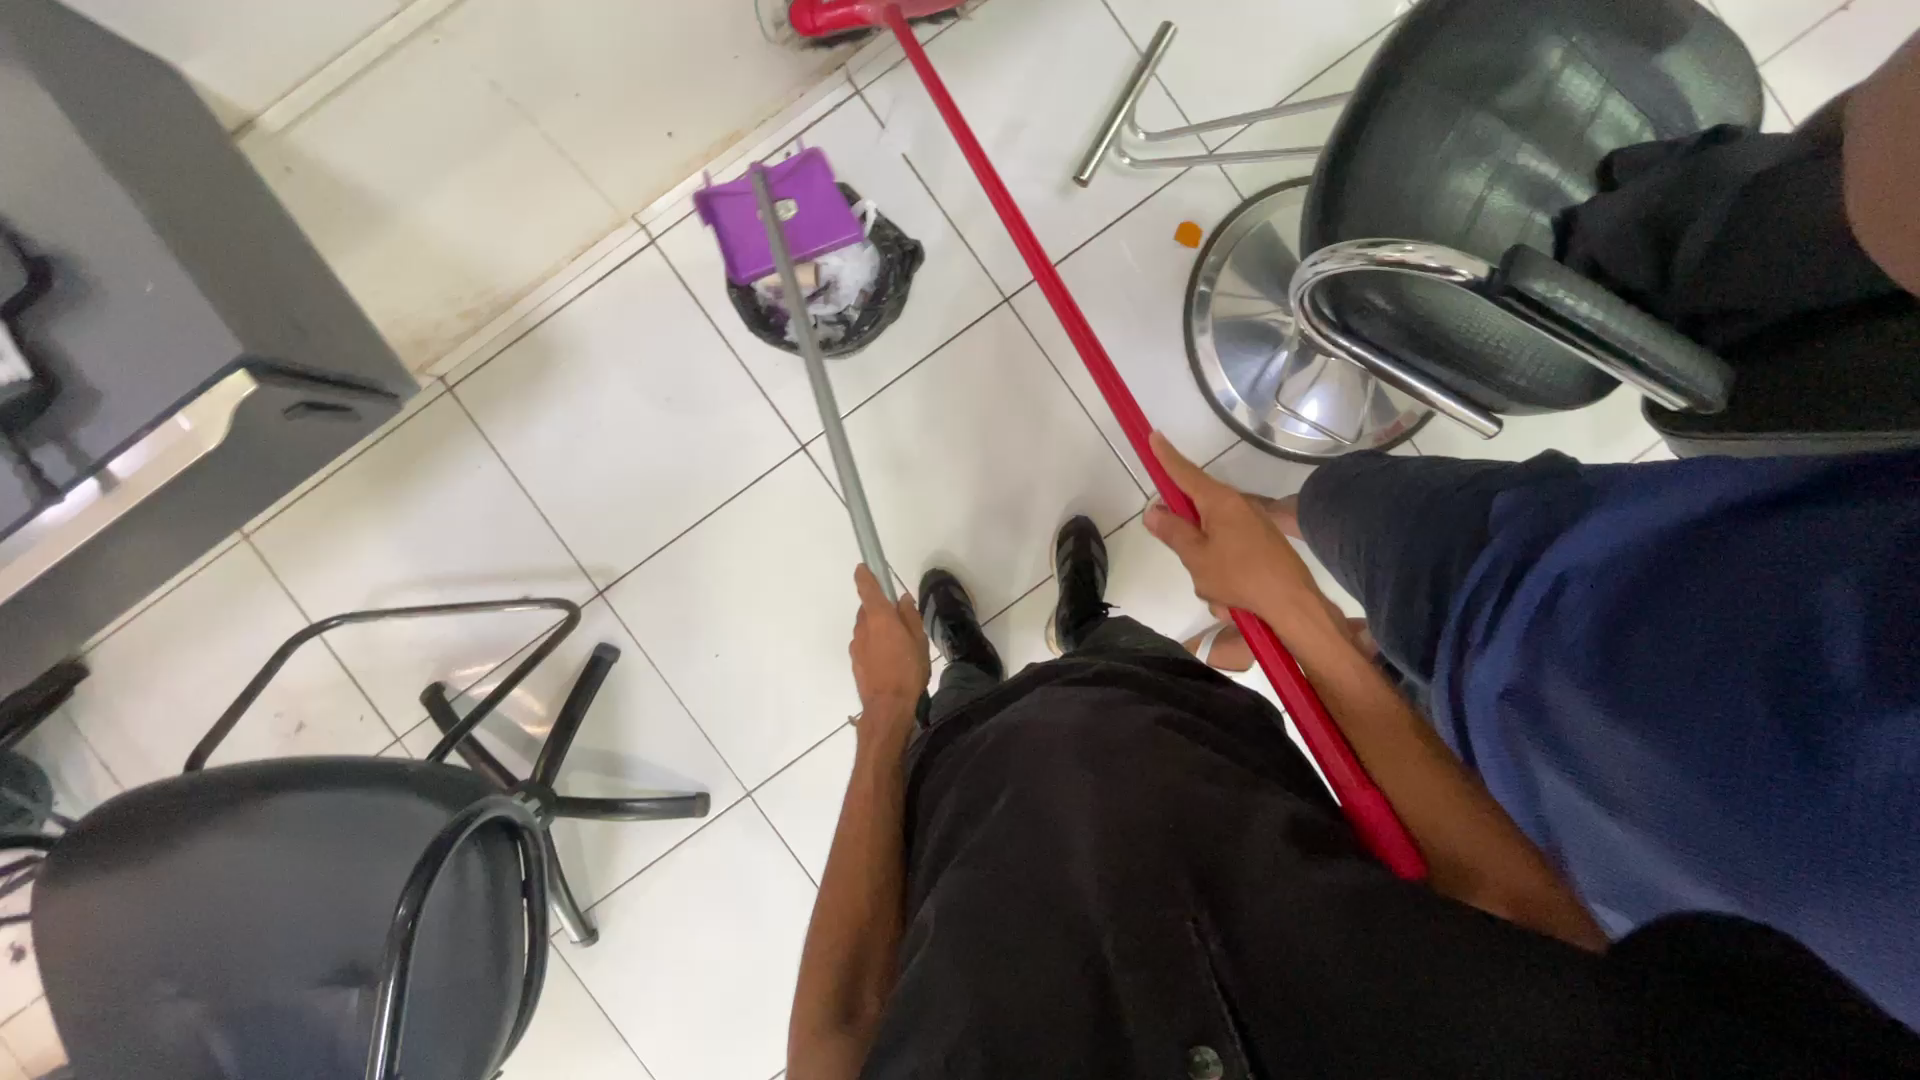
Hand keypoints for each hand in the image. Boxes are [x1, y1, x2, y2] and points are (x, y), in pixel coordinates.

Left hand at [848, 565, 930, 735]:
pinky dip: (874, 646)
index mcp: (879, 617)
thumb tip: (902, 599)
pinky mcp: (855, 662)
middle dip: (880, 610)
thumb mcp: (918, 640)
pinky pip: (865, 645)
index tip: (862, 567)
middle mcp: (863, 627)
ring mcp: (856, 646)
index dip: (864, 576)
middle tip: (899, 620)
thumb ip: (909, 616)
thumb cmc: (908, 669)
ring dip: (878, 630)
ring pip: (867, 629)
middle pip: (868, 610)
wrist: (887, 707)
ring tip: (899, 646)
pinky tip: (889, 660)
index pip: (867, 589)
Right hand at [1143, 432, 1332, 633]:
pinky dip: (1223, 575)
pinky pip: (1229, 555)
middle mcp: (1238, 506)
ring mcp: (1253, 525)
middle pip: (1197, 510)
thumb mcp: (1195, 557)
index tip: (1153, 436)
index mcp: (1220, 502)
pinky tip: (1231, 598)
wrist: (1292, 602)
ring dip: (1205, 564)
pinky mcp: (1262, 545)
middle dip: (1186, 536)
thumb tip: (1153, 511)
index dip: (1166, 457)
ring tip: (1215, 590)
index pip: (1186, 473)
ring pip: (1211, 539)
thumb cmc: (1240, 576)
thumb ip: (1172, 531)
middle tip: (1185, 556)